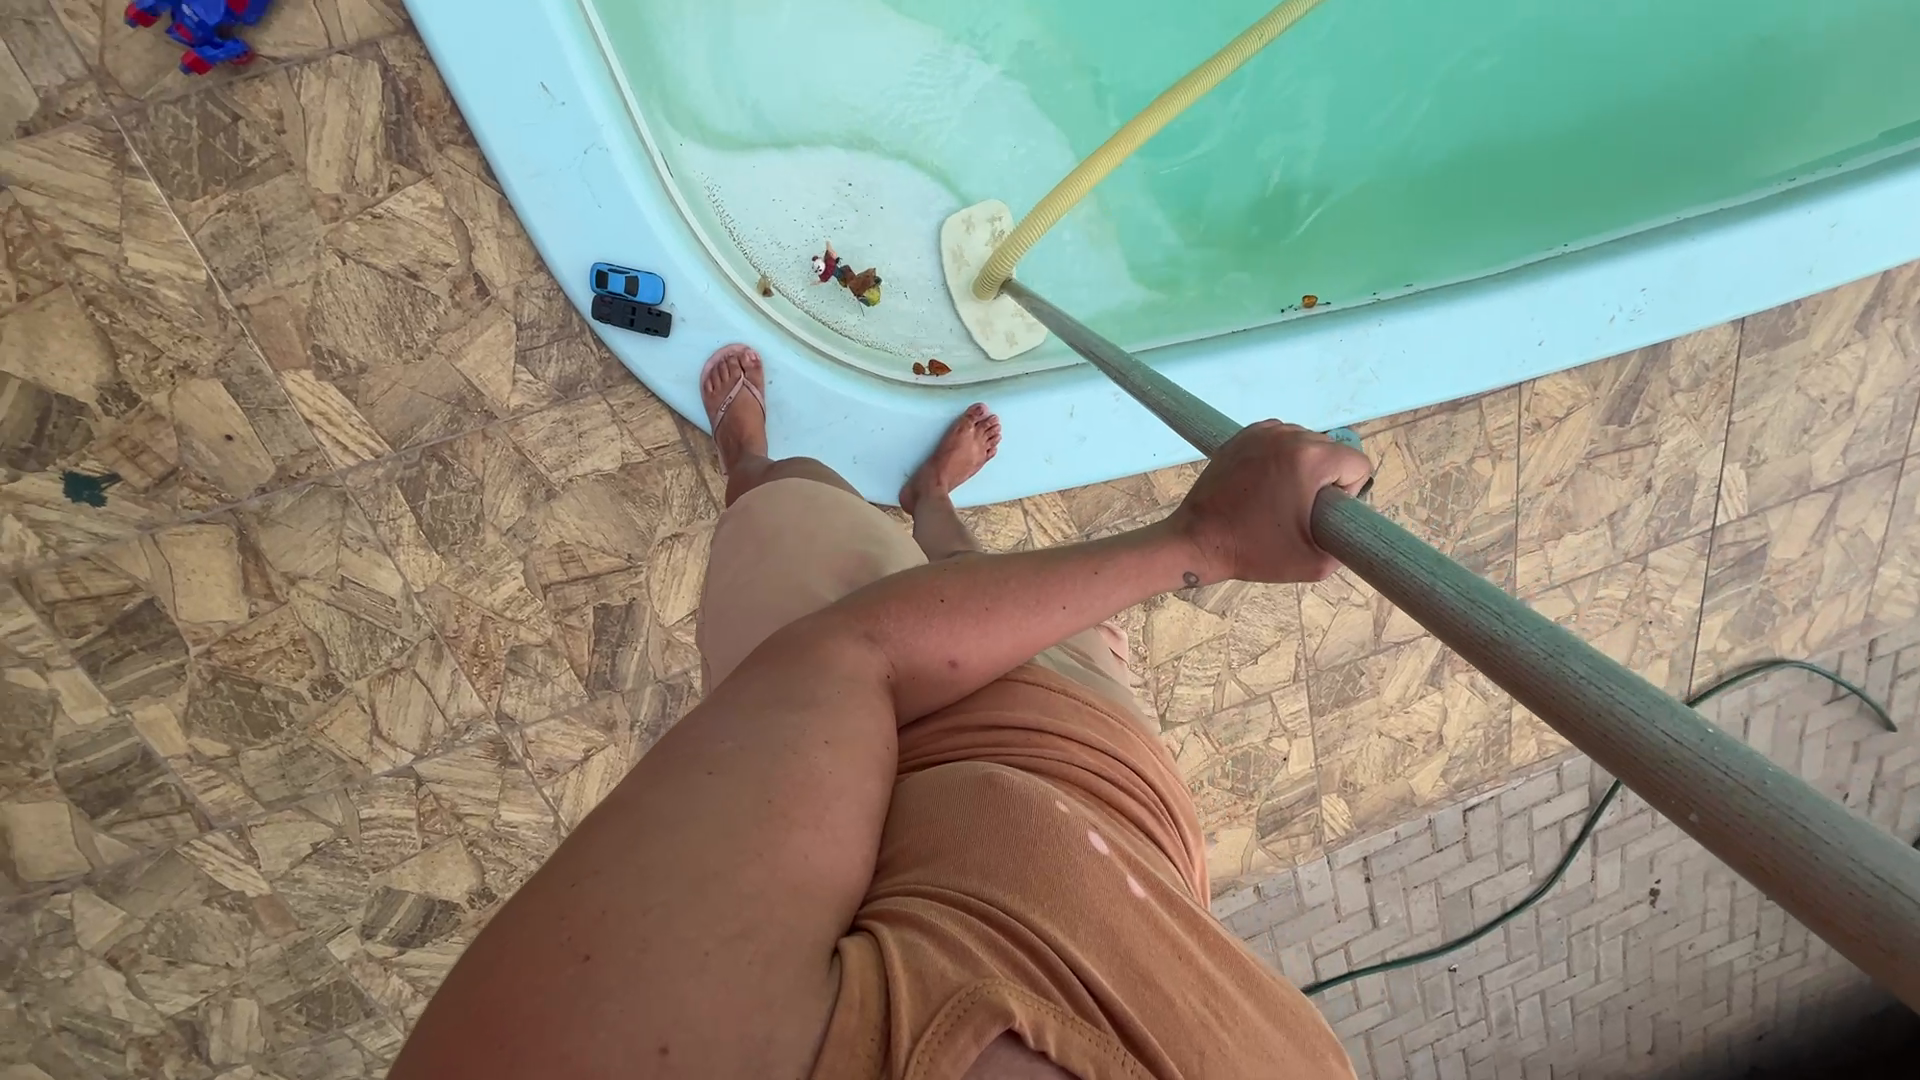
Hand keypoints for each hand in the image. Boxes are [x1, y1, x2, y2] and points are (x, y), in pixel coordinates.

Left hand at [1167, 421, 1372, 584]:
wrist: (1197, 541)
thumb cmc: (1253, 552)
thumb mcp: (1316, 563)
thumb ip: (1349, 542)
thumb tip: (1353, 524)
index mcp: (1310, 458)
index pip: (1357, 465)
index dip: (1347, 494)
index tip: (1319, 514)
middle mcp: (1287, 435)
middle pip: (1332, 452)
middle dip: (1323, 480)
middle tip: (1294, 510)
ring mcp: (1261, 432)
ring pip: (1306, 444)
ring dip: (1302, 468)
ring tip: (1277, 498)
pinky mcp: (1241, 436)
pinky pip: (1279, 441)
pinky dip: (1279, 459)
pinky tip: (1264, 484)